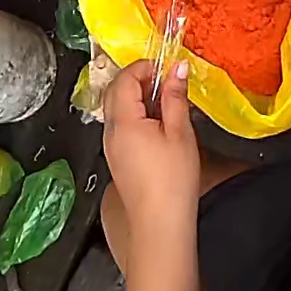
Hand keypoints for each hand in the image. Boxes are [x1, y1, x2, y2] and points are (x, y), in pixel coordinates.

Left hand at [102, 59, 200, 232]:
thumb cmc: (173, 179)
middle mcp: (111, 132)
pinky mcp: (117, 159)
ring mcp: (111, 147)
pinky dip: (137, 115)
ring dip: (138, 98)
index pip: (124, 80)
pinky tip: (160, 125)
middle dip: (139, 79)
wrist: (160, 223)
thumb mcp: (180, 132)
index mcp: (124, 122)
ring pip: (117, 109)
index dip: (144, 67)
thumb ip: (176, 97)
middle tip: (167, 81)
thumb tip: (178, 67)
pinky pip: (121, 126)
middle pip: (115, 91)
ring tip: (167, 103)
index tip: (167, 67)